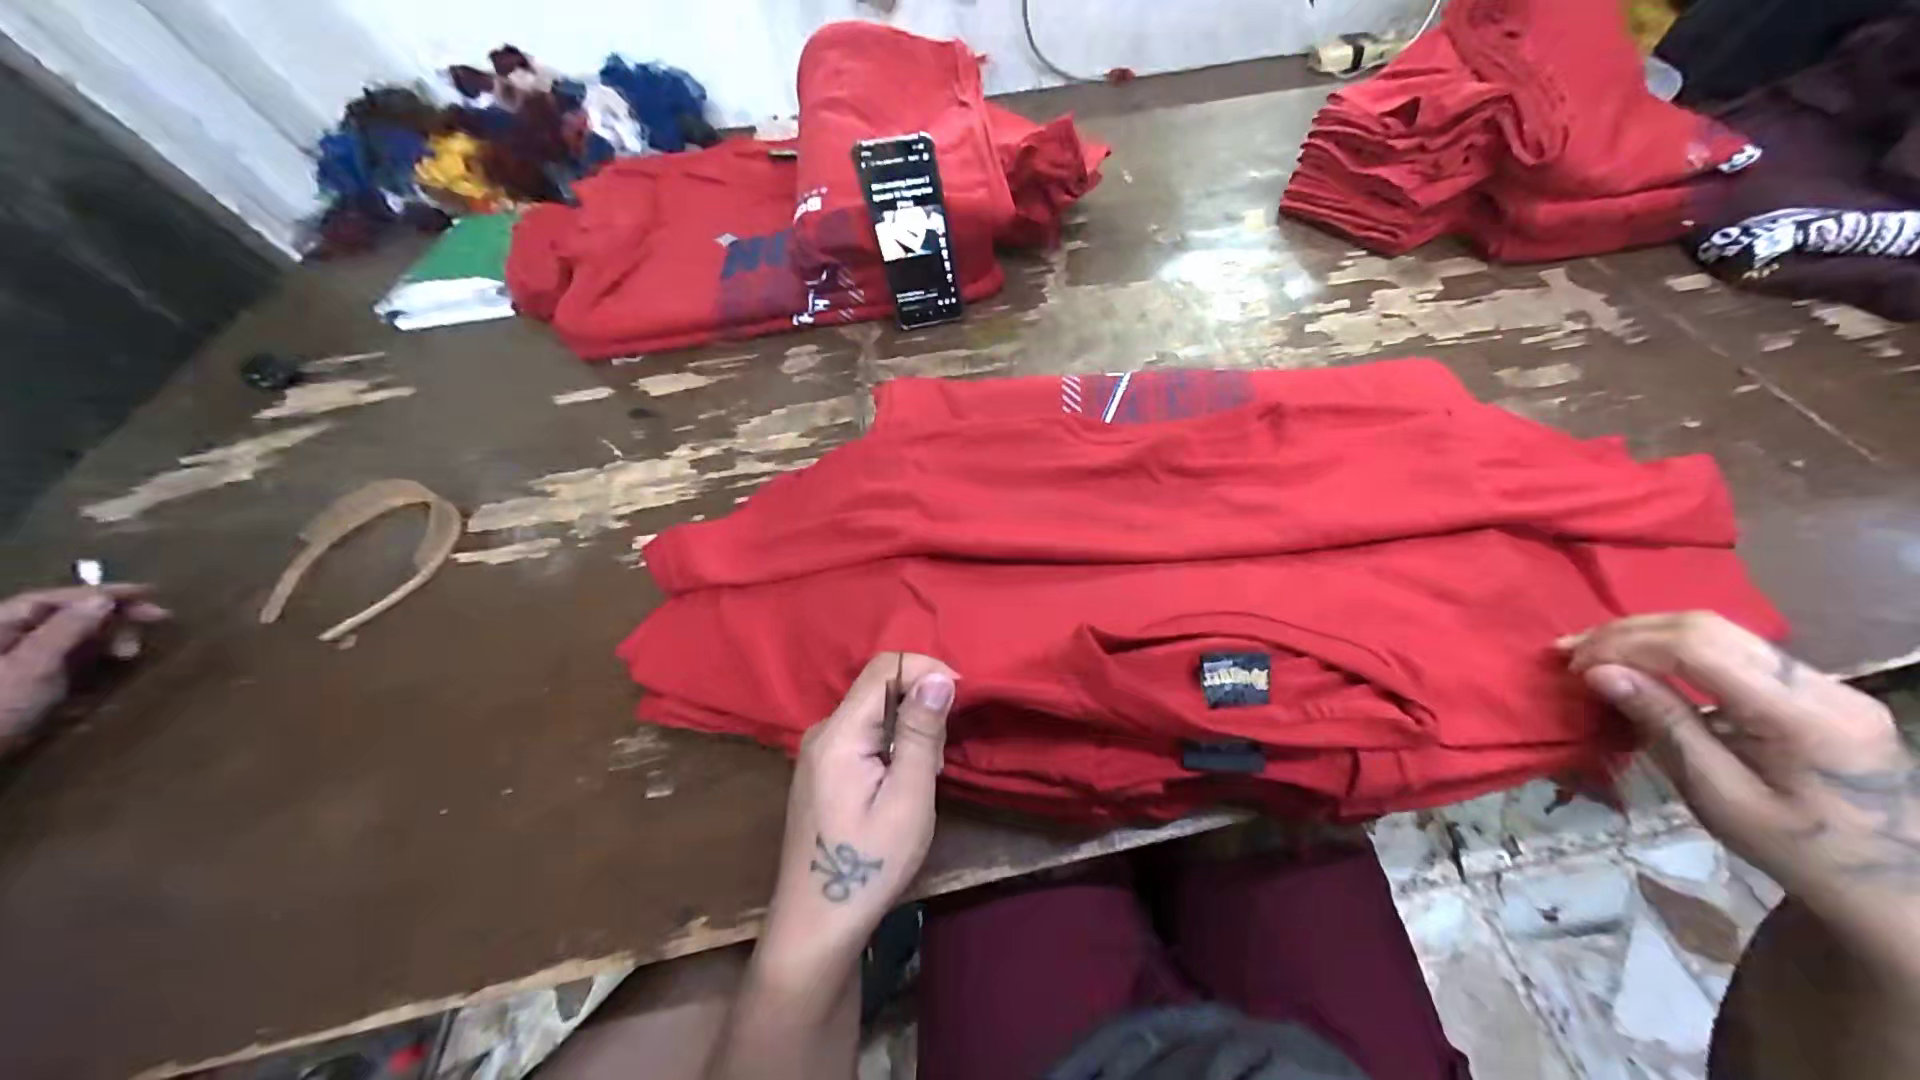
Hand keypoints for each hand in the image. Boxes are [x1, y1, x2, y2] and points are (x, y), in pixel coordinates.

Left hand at [0, 586, 168, 751]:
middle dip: (110, 619)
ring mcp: (13, 669)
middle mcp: (3, 643)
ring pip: (68, 642)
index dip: (100, 593)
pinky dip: (93, 665)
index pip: (51, 599)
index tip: (151, 593)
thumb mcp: (32, 667)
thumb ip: (66, 630)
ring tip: (132, 654)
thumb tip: (102, 599)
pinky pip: (66, 667)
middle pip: (62, 618)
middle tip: (155, 623)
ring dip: (106, 642)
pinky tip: (112, 672)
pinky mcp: (24, 691)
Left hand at [759, 653, 957, 975]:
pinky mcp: (823, 768)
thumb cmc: (870, 864)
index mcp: (839, 733)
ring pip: (874, 712)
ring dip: (909, 730)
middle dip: (920, 707)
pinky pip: (864, 735)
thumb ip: (922, 733)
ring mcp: (819, 751)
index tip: (960, 697)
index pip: (883, 668)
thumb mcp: (908, 799)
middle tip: (939, 760)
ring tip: (922, 779)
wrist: (816, 925)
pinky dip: (892, 746)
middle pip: (878, 688)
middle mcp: (822, 731)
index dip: (925, 669)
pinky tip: (900, 784)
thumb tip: (939, 676)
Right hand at [1562, 612, 1919, 964]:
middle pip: (1708, 628)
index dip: (1625, 646)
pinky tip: (1639, 663)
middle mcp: (1822, 686)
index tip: (1575, 667)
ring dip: (1645, 635)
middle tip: (1569, 653)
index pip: (1698, 648)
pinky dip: (1672, 647)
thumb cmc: (1797, 849)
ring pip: (1718, 630)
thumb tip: (1599, 673)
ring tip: (1592, 653)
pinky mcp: (1815, 688)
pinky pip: (1731, 648)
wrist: (1896, 883)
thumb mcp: (1719, 796)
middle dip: (1627, 633)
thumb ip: (1664, 726)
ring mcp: (1825, 683)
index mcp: (1804, 717)